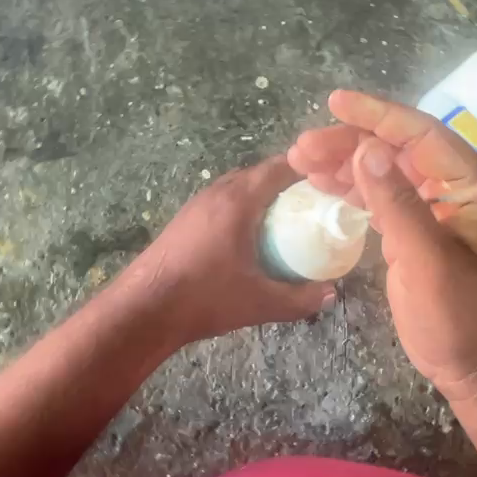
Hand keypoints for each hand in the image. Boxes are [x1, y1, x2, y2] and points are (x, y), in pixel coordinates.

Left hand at [115, 157, 332, 349]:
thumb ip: (300, 299)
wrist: (143, 309)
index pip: (281, 167)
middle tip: (317, 207)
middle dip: (291, 185)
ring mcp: (198, 204)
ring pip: (241, 187)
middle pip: (261, 174)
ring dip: (266, 198)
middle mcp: (218, 192)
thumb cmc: (204, 298)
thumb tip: (332, 294)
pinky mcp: (187, 219)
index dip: (310, 170)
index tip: (333, 185)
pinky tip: (254, 238)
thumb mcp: (260, 302)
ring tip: (291, 223)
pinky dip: (246, 209)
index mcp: (238, 200)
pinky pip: (226, 201)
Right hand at [288, 91, 476, 397]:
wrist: (475, 369)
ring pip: (384, 171)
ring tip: (301, 161)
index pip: (422, 135)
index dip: (378, 115)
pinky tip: (321, 184)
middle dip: (349, 143)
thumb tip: (366, 151)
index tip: (336, 103)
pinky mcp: (413, 231)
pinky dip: (350, 188)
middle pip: (397, 149)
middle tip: (303, 148)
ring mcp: (433, 210)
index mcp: (470, 188)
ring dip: (344, 163)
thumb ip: (398, 206)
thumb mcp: (428, 263)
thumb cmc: (460, 319)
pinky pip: (379, 196)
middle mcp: (452, 190)